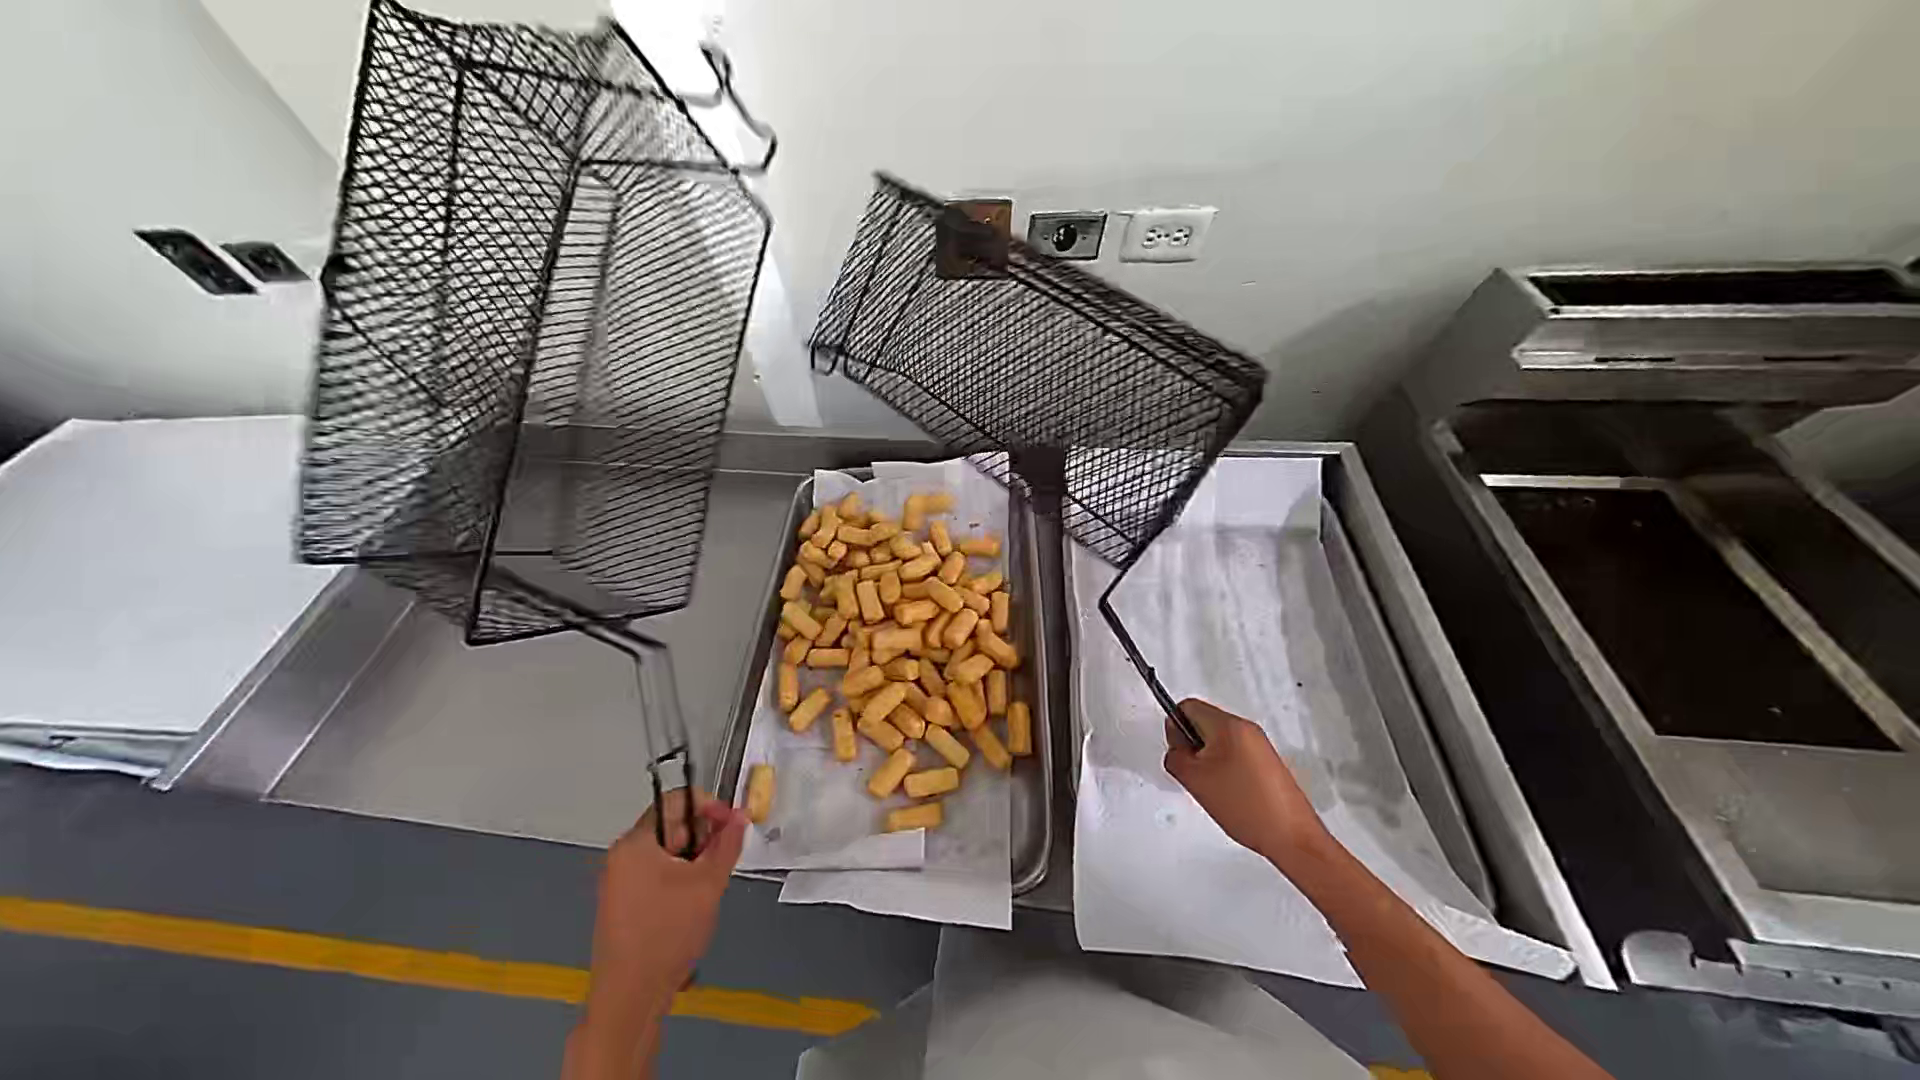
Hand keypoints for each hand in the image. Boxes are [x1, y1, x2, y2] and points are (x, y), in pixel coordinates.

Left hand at [587, 791, 744, 1012]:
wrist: (632, 997)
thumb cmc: (666, 934)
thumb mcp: (708, 882)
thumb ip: (728, 843)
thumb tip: (739, 817)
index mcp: (635, 843)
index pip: (675, 801)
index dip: (709, 806)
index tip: (731, 822)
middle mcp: (621, 857)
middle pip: (672, 826)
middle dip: (704, 837)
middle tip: (723, 858)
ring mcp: (619, 882)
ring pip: (668, 853)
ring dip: (694, 860)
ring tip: (708, 886)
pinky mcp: (623, 904)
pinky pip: (657, 875)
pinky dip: (680, 879)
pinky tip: (692, 904)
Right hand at [1163, 698, 1331, 865]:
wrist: (1290, 836)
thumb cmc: (1250, 808)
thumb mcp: (1193, 779)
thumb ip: (1174, 755)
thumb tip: (1175, 747)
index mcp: (1228, 726)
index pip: (1187, 707)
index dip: (1175, 728)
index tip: (1179, 750)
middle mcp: (1247, 729)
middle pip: (1203, 721)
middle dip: (1192, 745)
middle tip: (1195, 771)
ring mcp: (1259, 745)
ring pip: (1217, 740)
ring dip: (1208, 759)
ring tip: (1213, 786)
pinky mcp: (1266, 761)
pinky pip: (1234, 754)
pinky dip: (1224, 769)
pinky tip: (1228, 793)